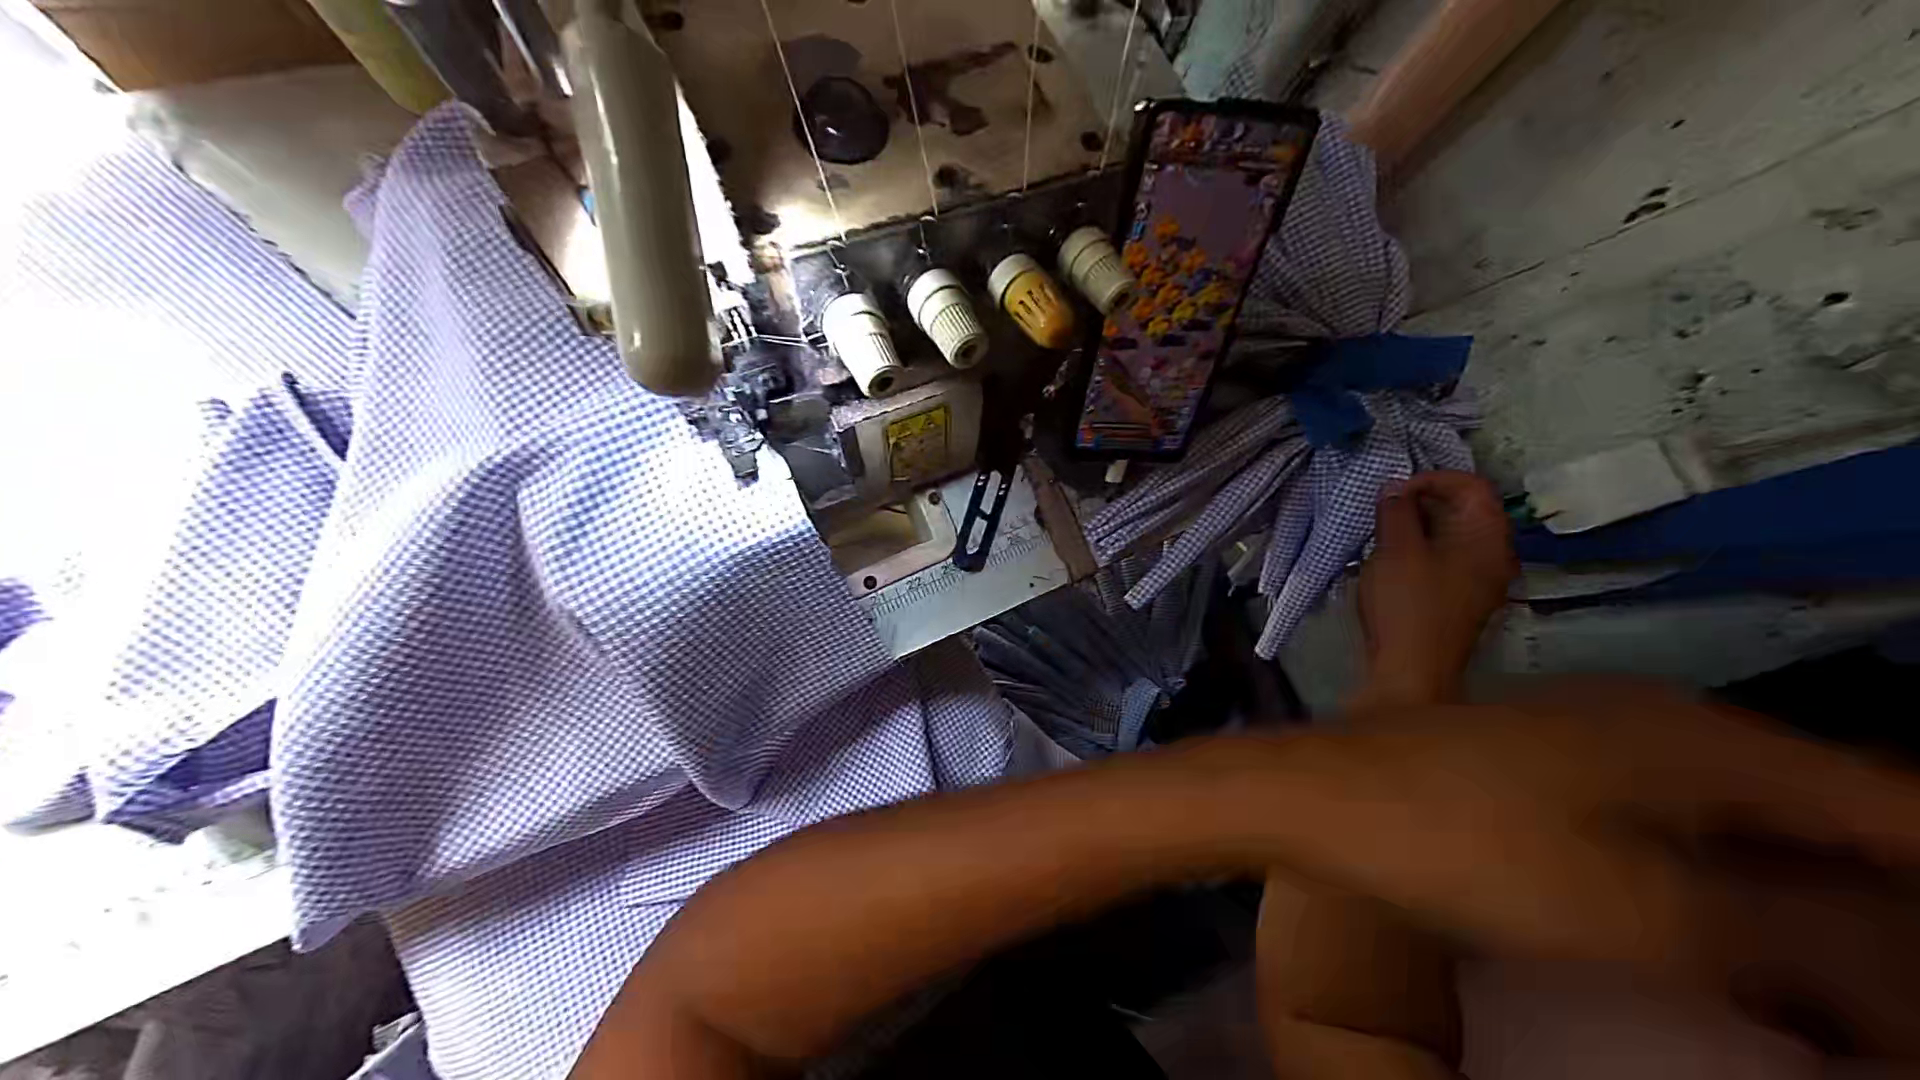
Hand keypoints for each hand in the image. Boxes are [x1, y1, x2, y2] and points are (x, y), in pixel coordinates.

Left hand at [1245, 693, 1919, 983]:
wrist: (1318, 793)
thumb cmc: (1462, 845)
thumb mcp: (1640, 915)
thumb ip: (1800, 946)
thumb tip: (1898, 980)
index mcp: (1699, 738)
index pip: (1890, 804)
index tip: (1917, 951)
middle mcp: (1649, 714)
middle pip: (1814, 798)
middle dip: (1872, 882)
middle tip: (1880, 976)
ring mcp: (1580, 724)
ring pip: (1729, 800)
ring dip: (1786, 874)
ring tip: (1820, 962)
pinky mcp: (1531, 750)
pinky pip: (1653, 801)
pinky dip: (1700, 852)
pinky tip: (1700, 906)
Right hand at [1355, 471, 1515, 707]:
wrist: (1412, 668)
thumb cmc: (1407, 603)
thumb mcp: (1395, 549)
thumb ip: (1396, 511)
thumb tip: (1395, 488)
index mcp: (1488, 536)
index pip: (1472, 485)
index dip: (1432, 478)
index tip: (1393, 491)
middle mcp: (1495, 553)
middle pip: (1465, 508)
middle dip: (1421, 500)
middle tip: (1381, 509)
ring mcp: (1481, 578)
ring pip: (1452, 533)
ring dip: (1417, 525)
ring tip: (1381, 531)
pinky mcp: (1461, 596)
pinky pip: (1445, 556)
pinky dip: (1420, 547)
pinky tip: (1391, 558)